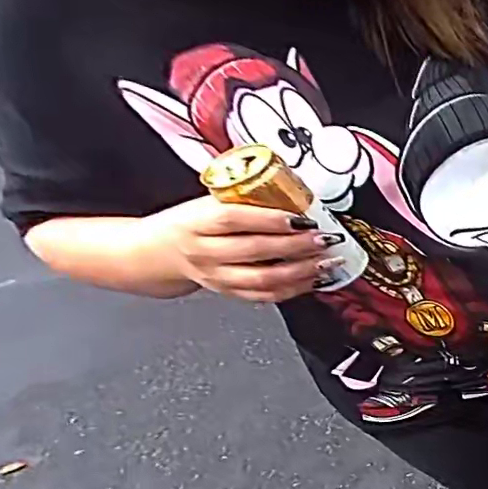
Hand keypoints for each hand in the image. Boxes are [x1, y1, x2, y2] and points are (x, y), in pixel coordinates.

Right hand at [144, 196, 342, 302]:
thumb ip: (244, 199)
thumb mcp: (208, 203)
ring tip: (329, 260)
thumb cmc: (192, 223)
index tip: (303, 218)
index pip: (232, 219)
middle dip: (298, 245)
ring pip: (265, 278)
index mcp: (195, 223)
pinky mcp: (230, 293)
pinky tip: (316, 278)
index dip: (271, 219)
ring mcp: (216, 276)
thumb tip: (294, 192)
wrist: (158, 252)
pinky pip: (268, 296)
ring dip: (304, 271)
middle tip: (325, 238)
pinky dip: (297, 288)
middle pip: (255, 250)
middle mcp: (203, 252)